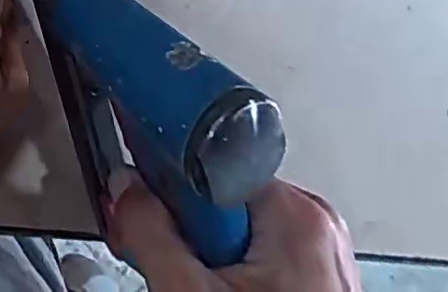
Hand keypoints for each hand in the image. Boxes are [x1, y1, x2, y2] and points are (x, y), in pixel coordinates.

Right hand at [110, 176, 361, 291]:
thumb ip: (151, 233)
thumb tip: (125, 187)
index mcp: (296, 212)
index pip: (213, 166)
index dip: (174, 191)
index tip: (149, 203)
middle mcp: (317, 224)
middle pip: (225, 198)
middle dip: (196, 232)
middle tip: (190, 276)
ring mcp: (322, 255)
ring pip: (242, 229)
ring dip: (214, 258)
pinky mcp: (319, 281)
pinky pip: (264, 254)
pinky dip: (238, 275)